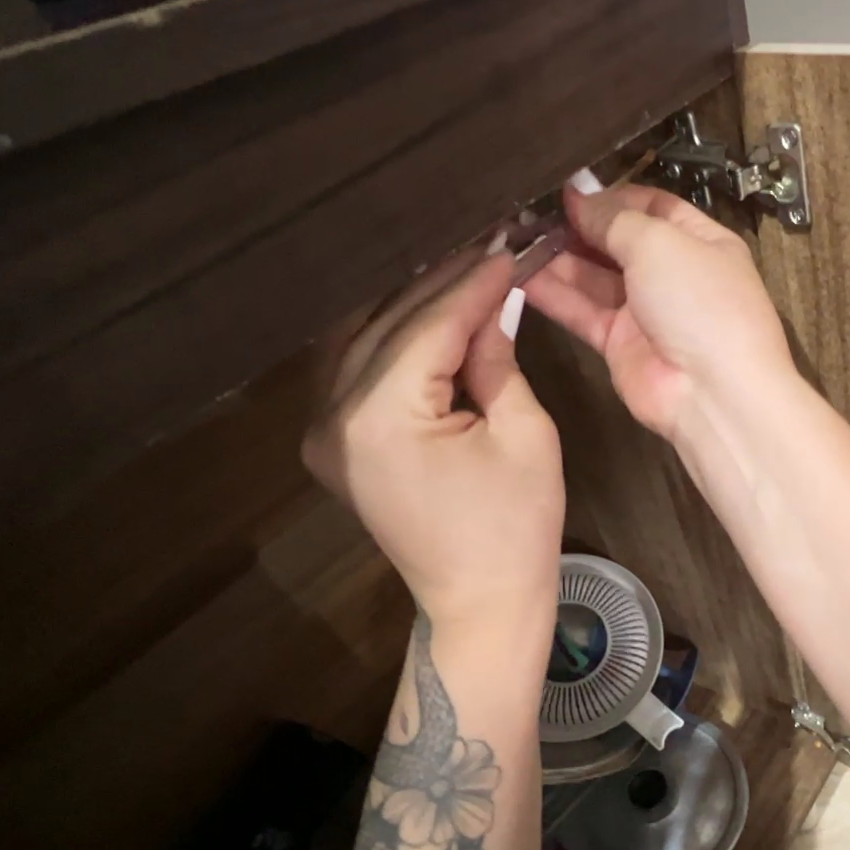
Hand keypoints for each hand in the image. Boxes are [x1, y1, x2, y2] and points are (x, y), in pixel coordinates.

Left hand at [304, 252, 562, 634]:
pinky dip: (392, 343)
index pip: (430, 325)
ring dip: (414, 309)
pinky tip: (427, 321)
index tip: (506, 246)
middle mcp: (335, 416)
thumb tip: (491, 306)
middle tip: (489, 250)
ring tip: (463, 277)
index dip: (472, 283)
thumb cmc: (517, 528)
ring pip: (364, 342)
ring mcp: (323, 433)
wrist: (481, 604)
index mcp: (383, 416)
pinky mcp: (332, 446)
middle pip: (390, 325)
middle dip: (443, 287)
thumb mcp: (526, 435)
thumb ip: (497, 360)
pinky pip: (357, 374)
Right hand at [523, 185, 796, 440]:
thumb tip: (579, 198)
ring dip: (559, 257)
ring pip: (595, 277)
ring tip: (514, 235)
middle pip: (619, 241)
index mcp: (701, 242)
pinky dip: (553, 294)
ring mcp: (646, 312)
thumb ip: (615, 218)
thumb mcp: (660, 243)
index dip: (613, 194)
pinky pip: (582, 311)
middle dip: (579, 226)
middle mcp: (674, 274)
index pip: (654, 206)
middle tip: (530, 209)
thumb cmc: (700, 303)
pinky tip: (517, 273)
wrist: (713, 392)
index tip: (568, 186)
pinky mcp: (620, 345)